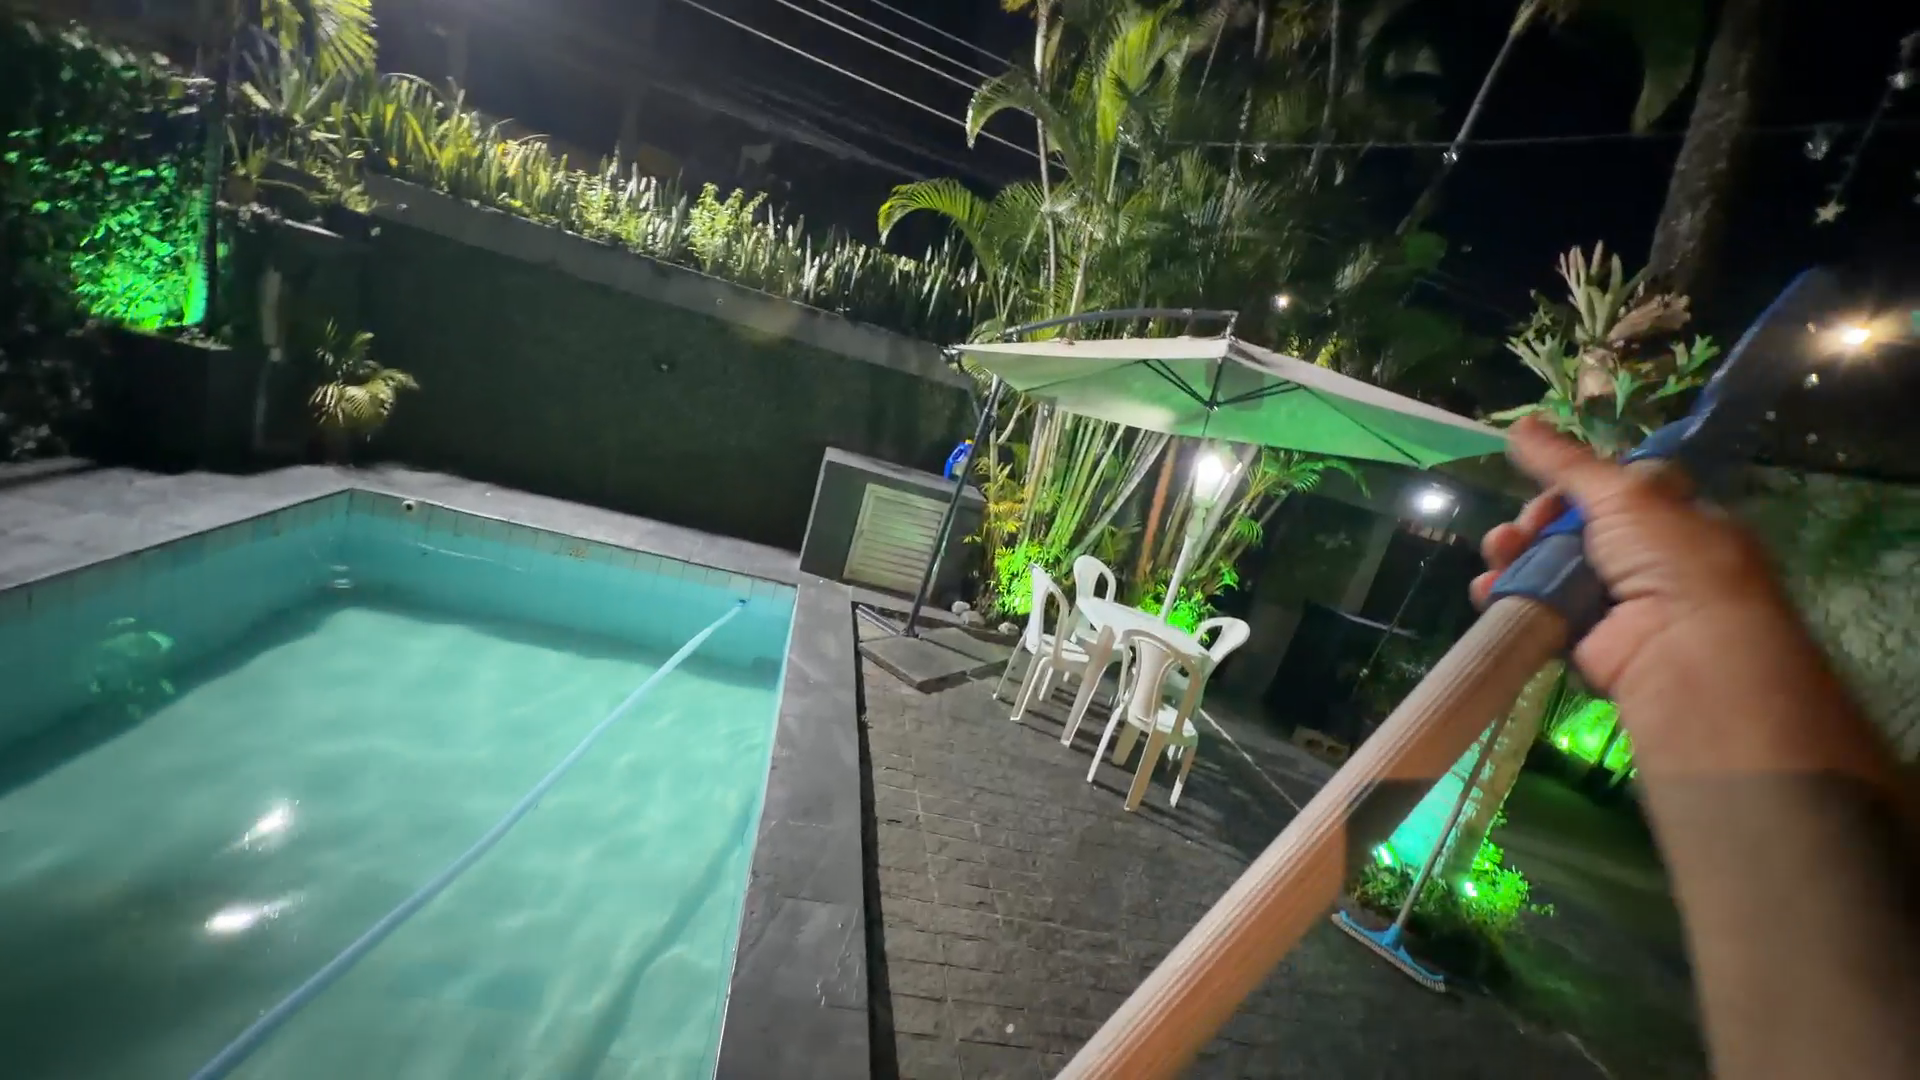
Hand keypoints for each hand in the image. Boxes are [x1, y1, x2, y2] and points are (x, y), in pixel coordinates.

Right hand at [1470, 418, 1795, 703]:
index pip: (1609, 494)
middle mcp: (1642, 559)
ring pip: (1541, 566)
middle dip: (1532, 524)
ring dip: (1512, 555)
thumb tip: (1520, 423)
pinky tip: (1489, 588)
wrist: (1680, 648)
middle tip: (1522, 530)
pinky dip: (1504, 594)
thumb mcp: (1625, 495)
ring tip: (1500, 553)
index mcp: (1671, 520)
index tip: (1549, 491)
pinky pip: (1529, 604)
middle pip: (1565, 529)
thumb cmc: (1670, 560)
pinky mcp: (1576, 633)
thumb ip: (1568, 463)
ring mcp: (1608, 599)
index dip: (1569, 489)